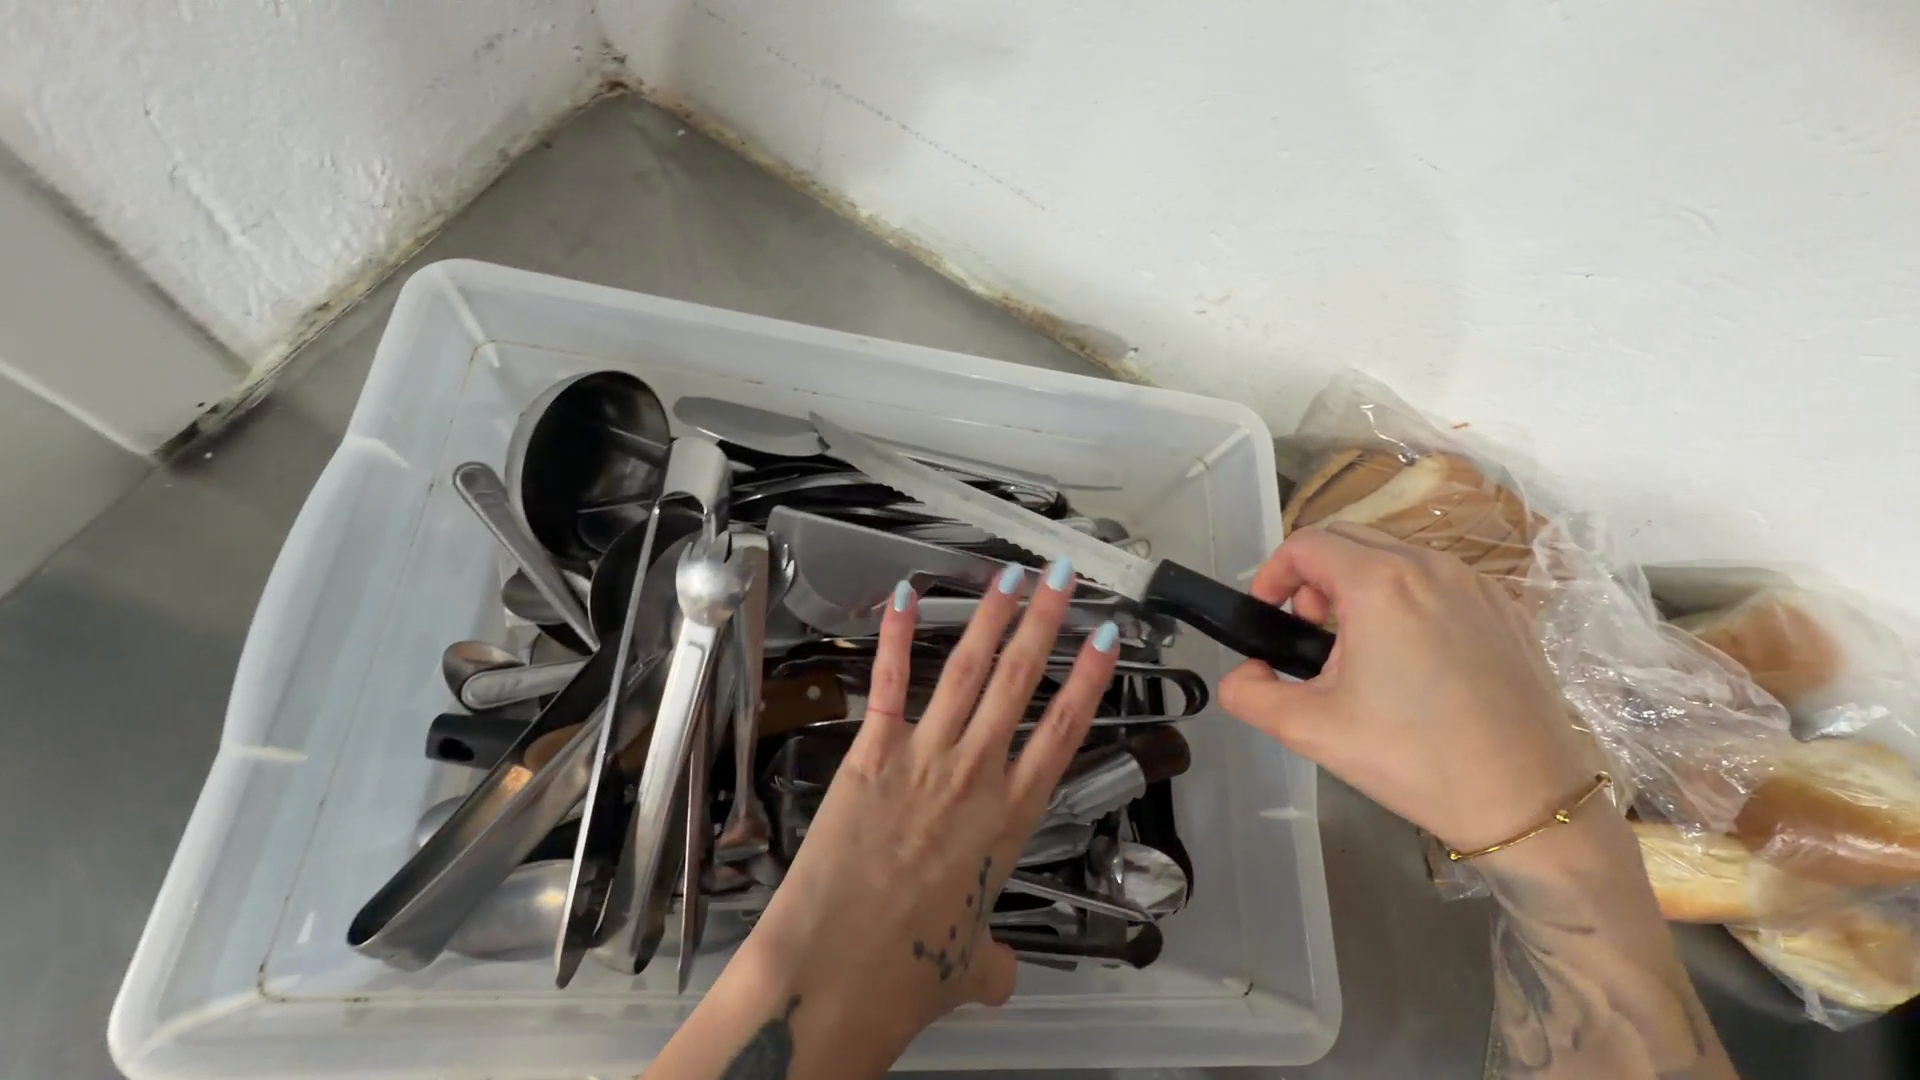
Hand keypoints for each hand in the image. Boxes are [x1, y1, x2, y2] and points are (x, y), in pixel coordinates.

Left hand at [715, 562, 1119, 1075]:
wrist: (836, 975)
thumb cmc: (906, 972)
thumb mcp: (970, 966)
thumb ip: (992, 960)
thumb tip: (999, 973)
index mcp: (1009, 819)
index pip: (1063, 729)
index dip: (1088, 679)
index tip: (1104, 639)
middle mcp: (974, 776)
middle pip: (1021, 680)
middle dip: (1045, 620)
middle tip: (1061, 577)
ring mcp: (922, 759)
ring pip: (966, 670)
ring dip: (990, 618)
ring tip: (1011, 576)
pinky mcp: (870, 756)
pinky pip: (888, 683)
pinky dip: (895, 636)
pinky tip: (905, 597)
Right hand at [1219, 523, 1591, 853]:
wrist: (1530, 804)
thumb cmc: (1415, 759)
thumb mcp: (1310, 730)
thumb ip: (1250, 693)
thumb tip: (1244, 674)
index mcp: (1381, 585)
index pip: (1306, 544)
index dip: (1272, 573)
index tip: (1267, 613)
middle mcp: (1432, 567)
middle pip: (1349, 539)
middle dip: (1312, 574)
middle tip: (1304, 628)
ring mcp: (1478, 586)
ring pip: (1395, 555)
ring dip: (1356, 583)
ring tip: (1353, 646)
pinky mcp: (1507, 611)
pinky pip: (1437, 579)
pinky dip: (1403, 597)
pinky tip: (1407, 656)